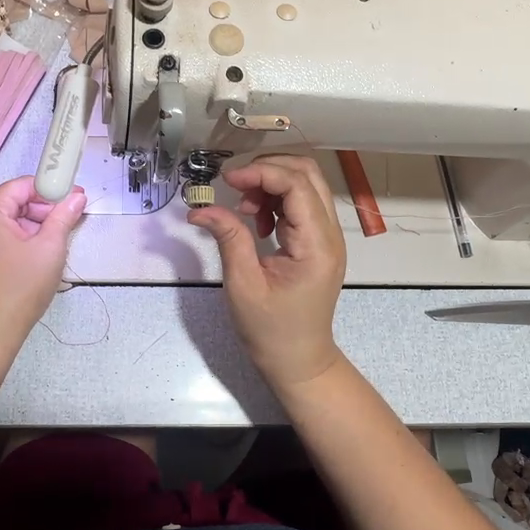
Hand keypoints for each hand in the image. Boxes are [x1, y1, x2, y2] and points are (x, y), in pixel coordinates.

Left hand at [0, 177, 86, 354]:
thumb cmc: (19, 289)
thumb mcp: (49, 249)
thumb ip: (63, 217)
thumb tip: (77, 196)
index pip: (21, 186)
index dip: (49, 190)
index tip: (72, 199)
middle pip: (9, 201)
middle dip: (38, 210)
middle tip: (64, 223)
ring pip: (0, 219)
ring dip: (26, 225)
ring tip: (49, 244)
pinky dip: (10, 238)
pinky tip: (28, 256)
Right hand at [188, 154, 346, 388]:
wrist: (298, 360)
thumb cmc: (270, 330)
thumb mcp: (243, 285)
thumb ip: (228, 238)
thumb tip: (200, 208)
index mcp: (316, 245)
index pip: (296, 184)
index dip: (260, 172)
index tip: (227, 180)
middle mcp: (330, 233)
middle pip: (307, 172)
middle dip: (266, 169)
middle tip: (233, 186)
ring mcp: (327, 235)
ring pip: (305, 182)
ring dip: (270, 182)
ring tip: (242, 208)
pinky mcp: (318, 239)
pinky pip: (301, 200)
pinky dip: (275, 197)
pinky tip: (254, 218)